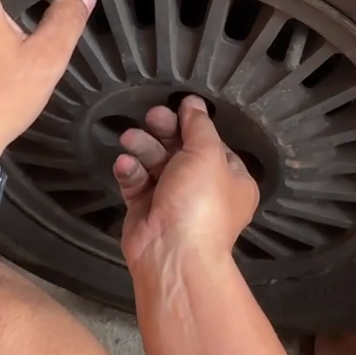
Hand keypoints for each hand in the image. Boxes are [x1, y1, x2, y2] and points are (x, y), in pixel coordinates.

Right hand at [114, 97, 261, 274]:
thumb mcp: (207, 153)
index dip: (194, 126)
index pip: (212, 143)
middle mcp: (204, 189)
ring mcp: (173, 199)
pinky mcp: (146, 209)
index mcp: (231, 178)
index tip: (178, 108)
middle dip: (164, 131)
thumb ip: (198, 124)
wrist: (172, 252)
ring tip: (129, 139)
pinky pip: (137, 182)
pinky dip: (130, 171)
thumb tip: (194, 102)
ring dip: (143, 147)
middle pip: (181, 149)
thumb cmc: (200, 201)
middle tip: (152, 117)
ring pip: (156, 163)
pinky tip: (125, 164)